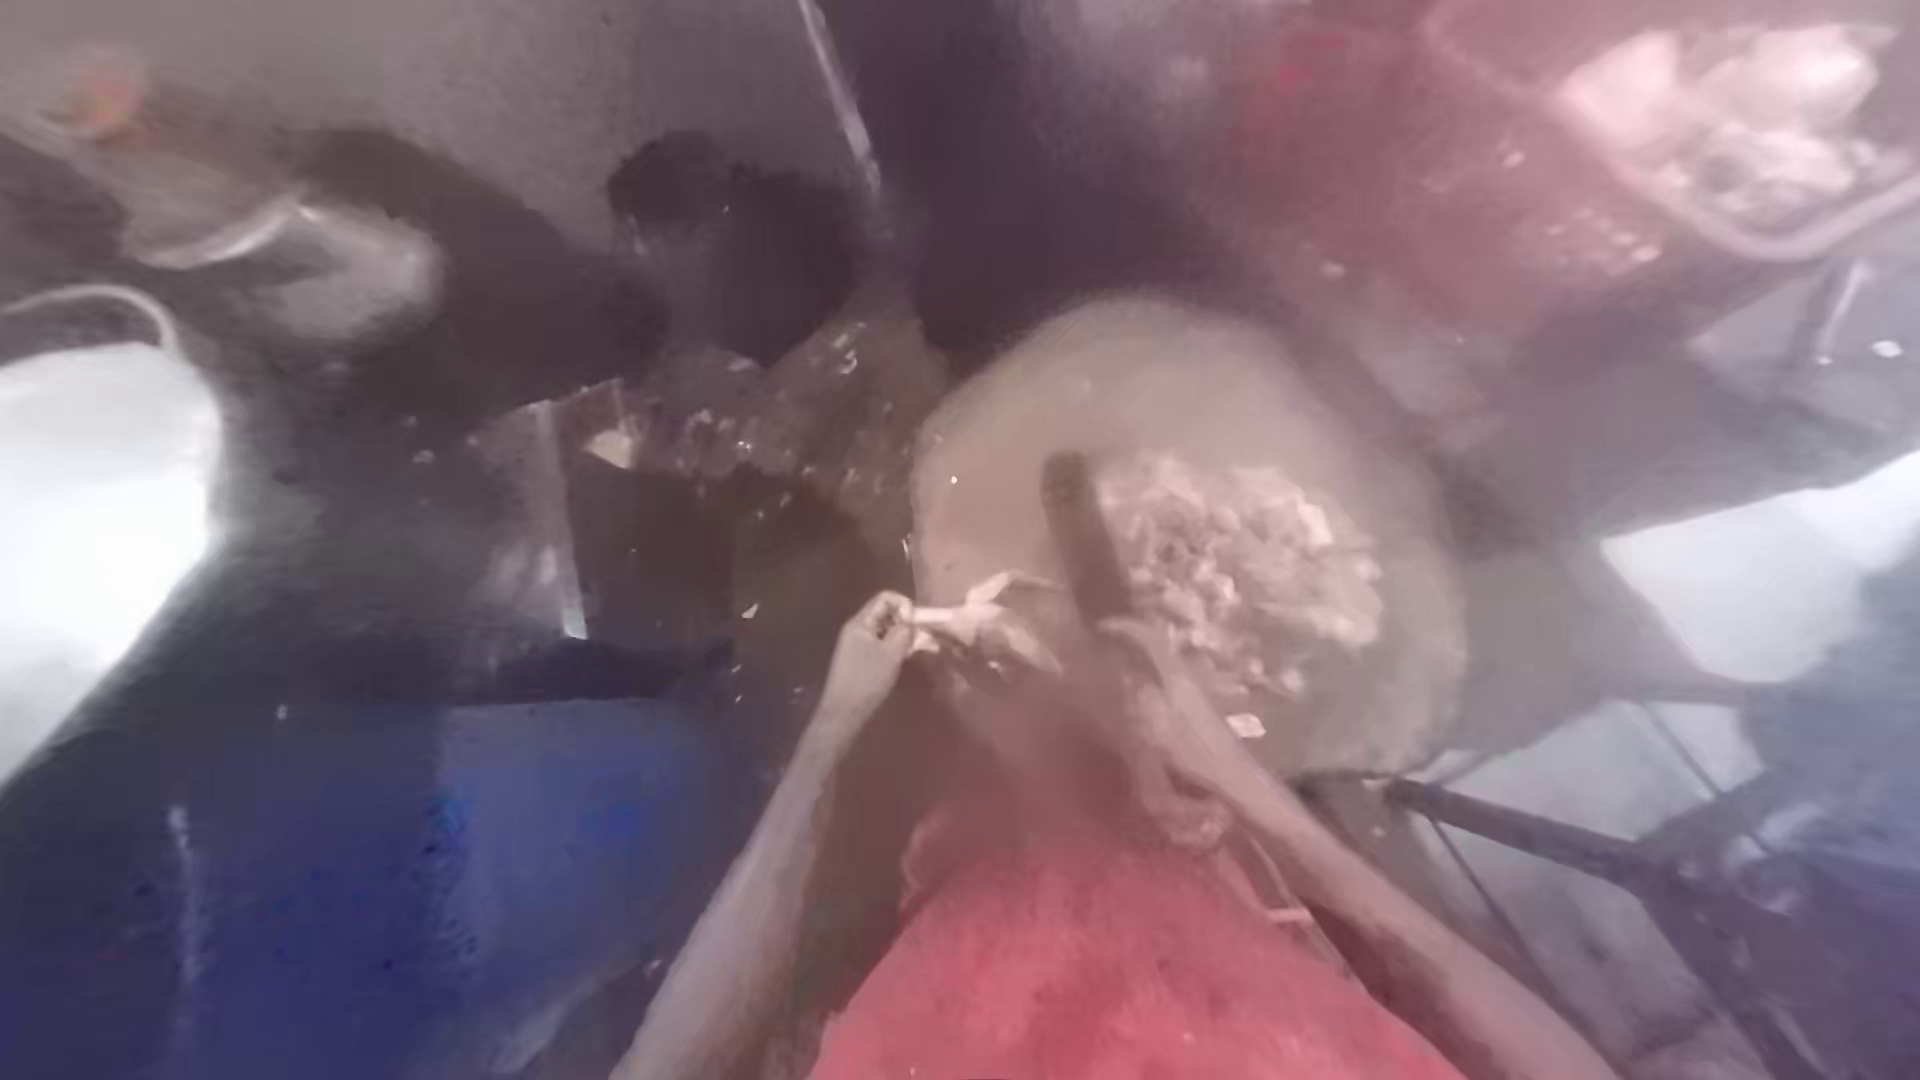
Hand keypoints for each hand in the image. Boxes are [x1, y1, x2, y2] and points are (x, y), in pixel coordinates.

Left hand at [807, 591, 916, 750]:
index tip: (915, 623)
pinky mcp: (858, 658)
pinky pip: (879, 643)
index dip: (904, 605)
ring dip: (899, 635)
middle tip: (917, 638)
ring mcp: (855, 644)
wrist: (843, 712)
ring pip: (883, 629)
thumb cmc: (867, 681)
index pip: (885, 598)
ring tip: (911, 651)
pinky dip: (892, 647)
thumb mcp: (891, 654)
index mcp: (860, 623)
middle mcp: (856, 629)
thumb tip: (911, 621)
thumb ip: (903, 632)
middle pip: (884, 612)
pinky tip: (900, 661)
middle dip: (903, 621)